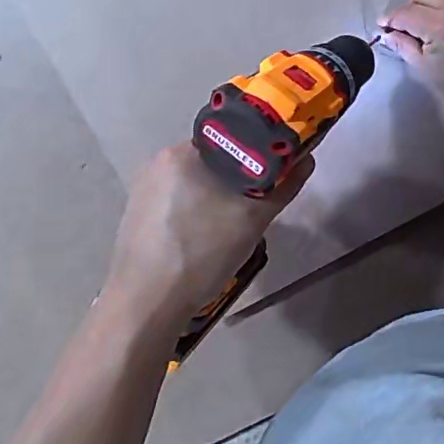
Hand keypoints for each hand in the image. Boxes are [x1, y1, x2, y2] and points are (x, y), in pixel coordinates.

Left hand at [102, 144, 311, 327]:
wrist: (146, 305)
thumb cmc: (201, 252)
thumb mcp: (253, 219)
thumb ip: (283, 185)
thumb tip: (305, 158)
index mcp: (181, 152)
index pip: (231, 137)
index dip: (257, 154)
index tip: (272, 175)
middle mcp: (158, 163)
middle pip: (214, 162)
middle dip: (238, 180)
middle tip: (255, 206)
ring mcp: (143, 191)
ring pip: (196, 184)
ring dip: (217, 198)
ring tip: (231, 227)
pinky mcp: (137, 217)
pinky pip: (178, 203)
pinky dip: (197, 214)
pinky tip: (204, 241)